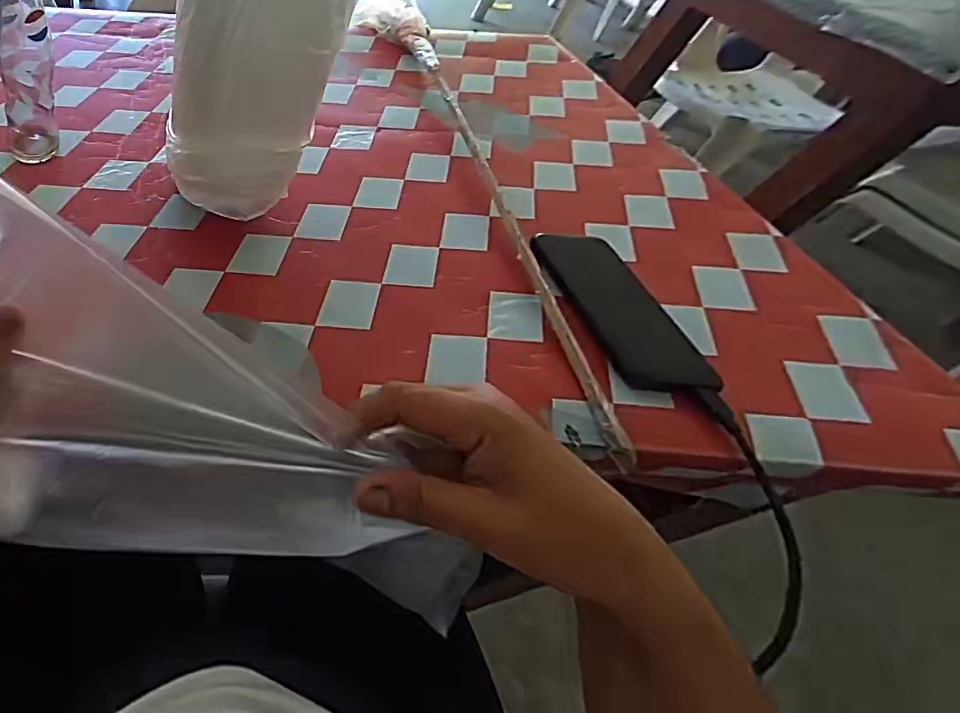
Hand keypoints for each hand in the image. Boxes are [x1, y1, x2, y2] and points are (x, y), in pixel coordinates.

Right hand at [352, 383, 681, 617]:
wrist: (629, 562)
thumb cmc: (564, 538)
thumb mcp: (486, 523)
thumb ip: (419, 500)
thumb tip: (359, 490)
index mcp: (481, 413)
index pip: (402, 398)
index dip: (360, 416)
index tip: (331, 443)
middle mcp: (481, 400)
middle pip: (408, 401)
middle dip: (375, 430)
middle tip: (349, 465)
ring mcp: (488, 413)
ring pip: (421, 416)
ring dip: (398, 445)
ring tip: (383, 481)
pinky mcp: (492, 431)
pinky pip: (440, 431)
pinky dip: (421, 454)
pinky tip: (421, 483)